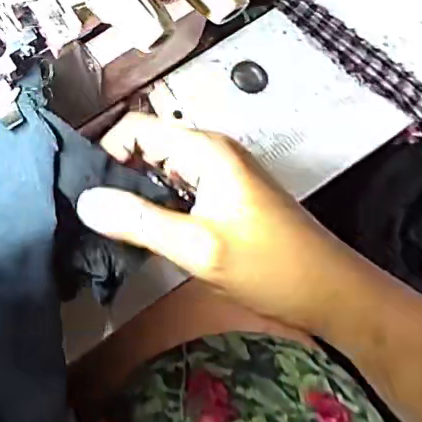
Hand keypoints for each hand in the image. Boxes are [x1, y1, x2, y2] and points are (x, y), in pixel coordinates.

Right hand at [77, 111, 363, 334]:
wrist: (334, 294)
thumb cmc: (272, 267)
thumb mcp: (200, 249)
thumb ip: (140, 222)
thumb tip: (87, 201)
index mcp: (204, 148)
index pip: (136, 127)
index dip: (106, 153)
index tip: (90, 192)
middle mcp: (210, 148)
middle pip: (146, 143)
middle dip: (118, 172)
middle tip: (98, 213)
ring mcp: (219, 169)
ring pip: (160, 164)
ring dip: (137, 189)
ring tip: (117, 224)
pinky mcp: (224, 190)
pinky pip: (177, 182)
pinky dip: (157, 200)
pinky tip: (149, 229)